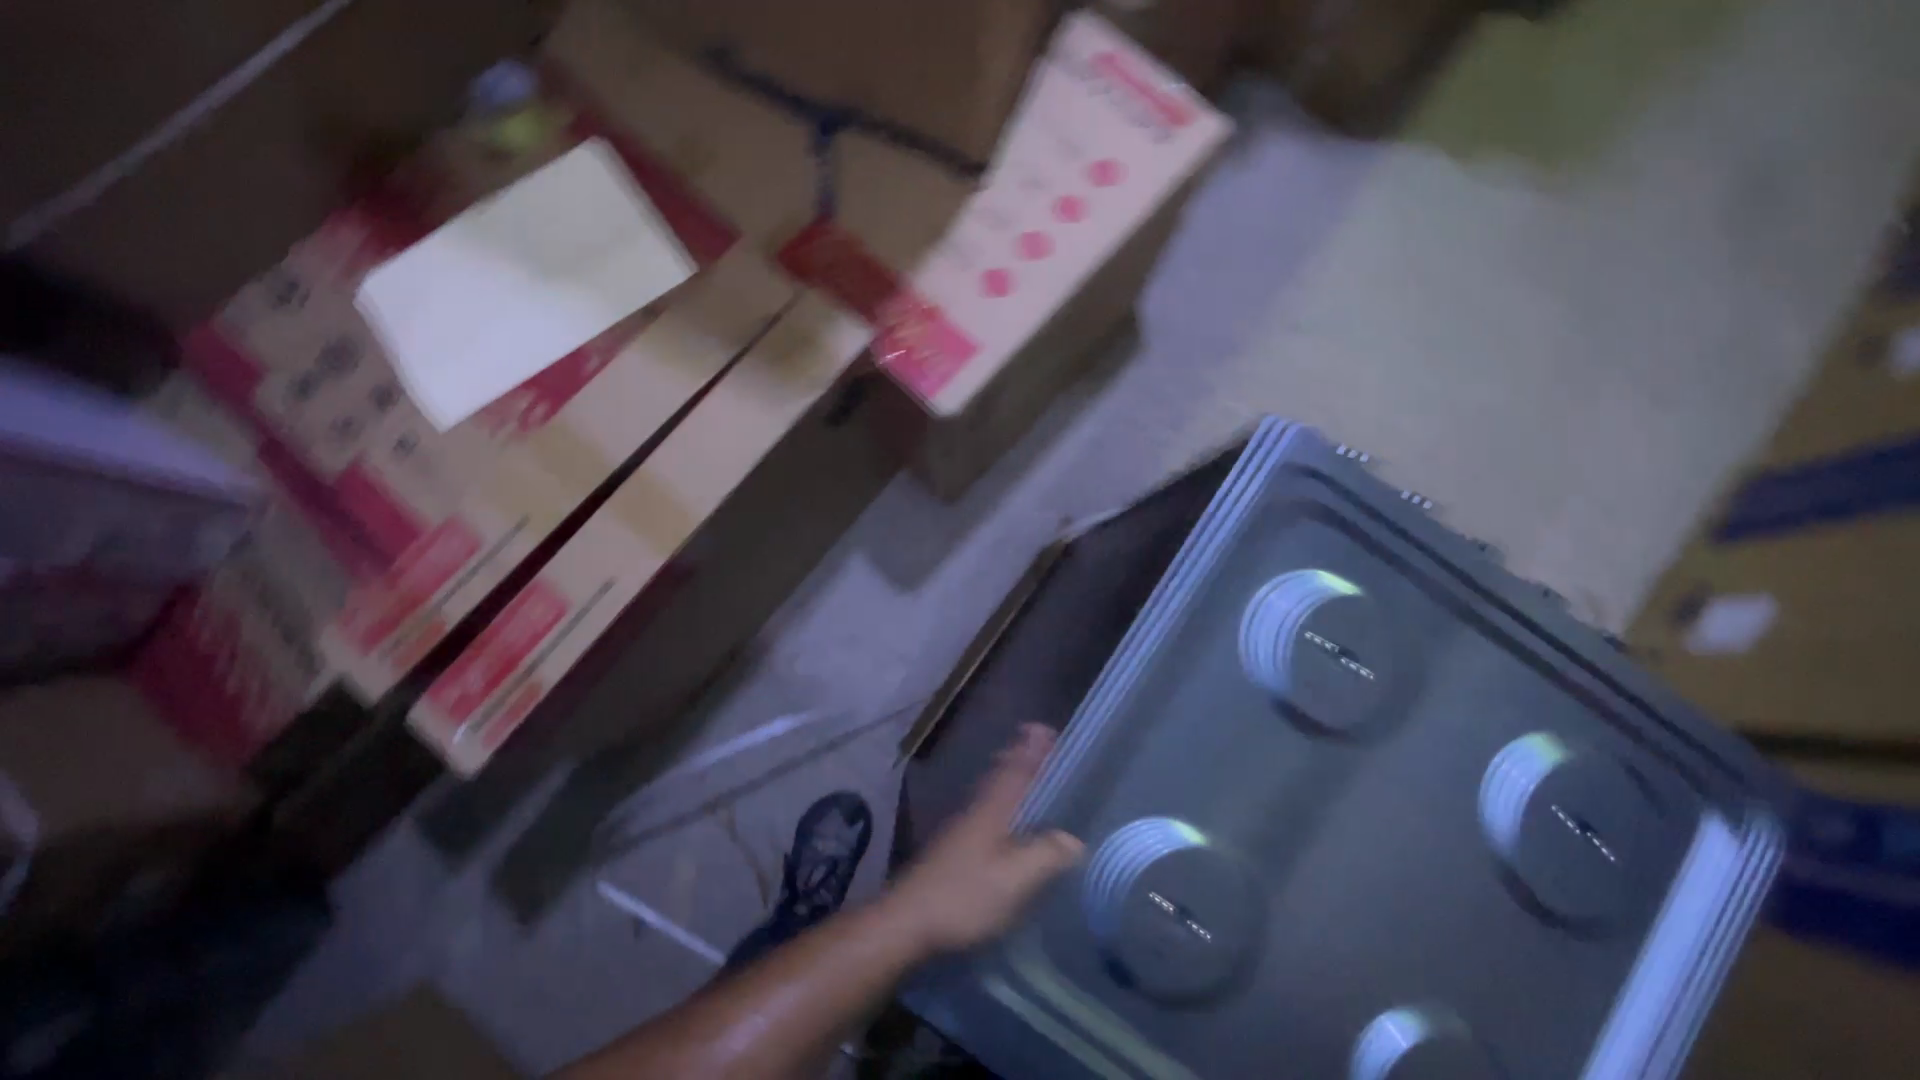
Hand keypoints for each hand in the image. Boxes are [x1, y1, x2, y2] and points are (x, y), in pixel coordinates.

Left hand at [886, 724, 1084, 954]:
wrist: (908, 921)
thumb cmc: (964, 894)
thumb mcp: (1015, 877)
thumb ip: (1046, 854)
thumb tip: (1074, 839)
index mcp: (993, 810)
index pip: (1016, 770)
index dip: (1031, 750)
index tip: (1044, 728)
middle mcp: (976, 812)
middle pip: (1000, 776)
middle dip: (1019, 758)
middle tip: (1037, 743)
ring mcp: (961, 831)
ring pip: (990, 794)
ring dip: (1008, 779)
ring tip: (1026, 774)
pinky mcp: (954, 852)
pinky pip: (985, 815)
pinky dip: (1000, 805)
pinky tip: (1006, 822)